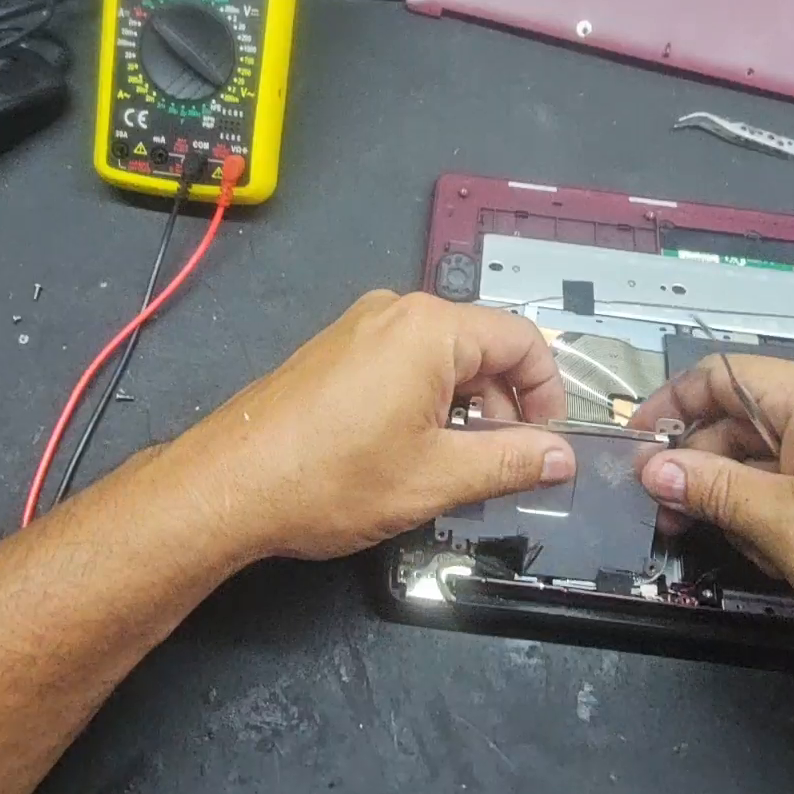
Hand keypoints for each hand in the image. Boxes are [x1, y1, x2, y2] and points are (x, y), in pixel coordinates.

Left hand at [159, 291, 576, 560]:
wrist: (230, 483)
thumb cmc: (337, 478)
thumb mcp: (437, 477)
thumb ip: (510, 461)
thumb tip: (564, 456)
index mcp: (432, 328)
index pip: (523, 340)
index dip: (548, 392)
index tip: (546, 445)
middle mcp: (398, 310)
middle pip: (482, 345)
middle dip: (503, 404)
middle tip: (497, 465)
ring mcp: (362, 325)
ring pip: (443, 356)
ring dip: (464, 405)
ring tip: (450, 462)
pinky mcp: (338, 346)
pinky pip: (405, 360)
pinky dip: (427, 397)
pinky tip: (408, 445)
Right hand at [628, 355, 793, 692]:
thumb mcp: (788, 530)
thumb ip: (711, 489)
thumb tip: (647, 467)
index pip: (719, 375)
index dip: (667, 407)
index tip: (632, 451)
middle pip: (744, 414)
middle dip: (701, 461)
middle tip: (669, 515)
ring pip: (775, 449)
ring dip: (740, 490)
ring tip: (734, 543)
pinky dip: (780, 501)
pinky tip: (781, 549)